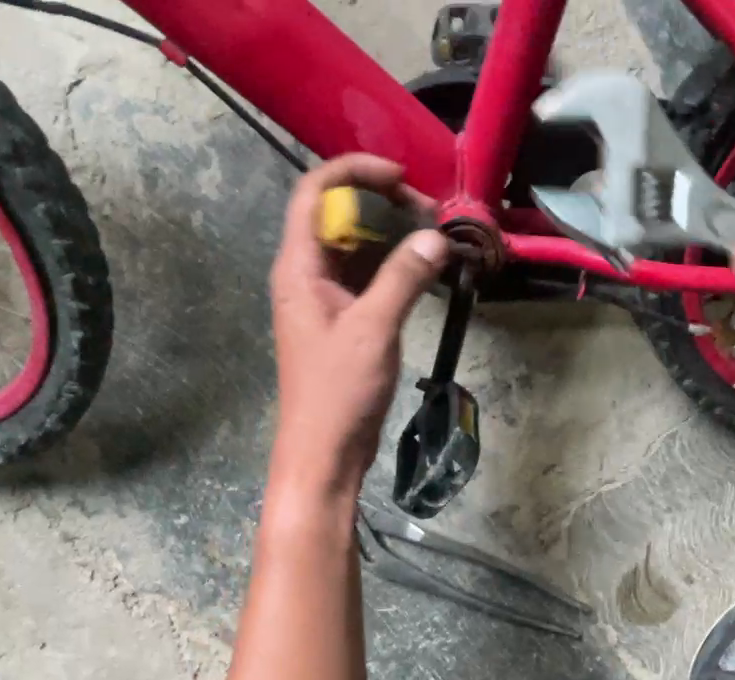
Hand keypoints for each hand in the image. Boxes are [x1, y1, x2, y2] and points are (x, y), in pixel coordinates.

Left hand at [269, 154, 448, 493]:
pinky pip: (367, 280)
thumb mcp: (373, 330)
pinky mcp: (343, 323)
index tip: (400, 177)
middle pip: (338, 216)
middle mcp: (306, 275)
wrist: (325, 452)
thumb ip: (403, 278)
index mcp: (298, 268)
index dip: (355, 172)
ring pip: (356, 249)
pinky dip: (395, 270)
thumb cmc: (338, 392)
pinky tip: (425, 273)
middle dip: (382, 205)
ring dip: (393, 238)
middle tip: (429, 214)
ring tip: (435, 240)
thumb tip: (435, 237)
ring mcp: (324, 300)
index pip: (316, 192)